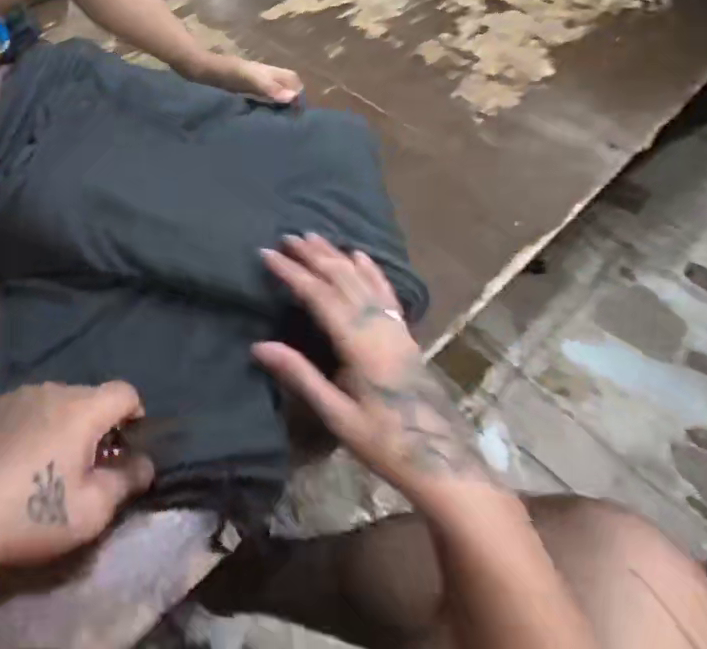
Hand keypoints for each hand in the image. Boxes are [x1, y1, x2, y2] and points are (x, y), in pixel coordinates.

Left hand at [0, 382, 154, 572]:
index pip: (124, 392)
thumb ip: (127, 479)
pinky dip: (47, 422)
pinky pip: (38, 405)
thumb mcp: (94, 509)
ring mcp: (22, 394)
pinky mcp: (1, 406)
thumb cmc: (37, 512)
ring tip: (62, 464)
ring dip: (73, 423)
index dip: (136, 416)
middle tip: (97, 467)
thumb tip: (145, 462)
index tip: (130, 449)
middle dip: (104, 425)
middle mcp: (52, 390)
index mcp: (80, 409)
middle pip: (93, 396)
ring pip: (64, 400)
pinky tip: (33, 458)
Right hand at [255, 235, 490, 502]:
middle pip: (344, 282)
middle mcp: (381, 331)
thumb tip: (258, 345)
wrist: (448, 469)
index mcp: (361, 347)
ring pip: (364, 283)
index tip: (267, 254)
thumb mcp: (338, 416)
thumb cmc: (387, 445)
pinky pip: (387, 295)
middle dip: (315, 257)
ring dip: (338, 257)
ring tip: (315, 237)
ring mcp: (397, 333)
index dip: (293, 273)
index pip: (321, 298)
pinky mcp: (406, 339)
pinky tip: (361, 257)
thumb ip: (300, 376)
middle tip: (287, 237)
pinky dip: (372, 272)